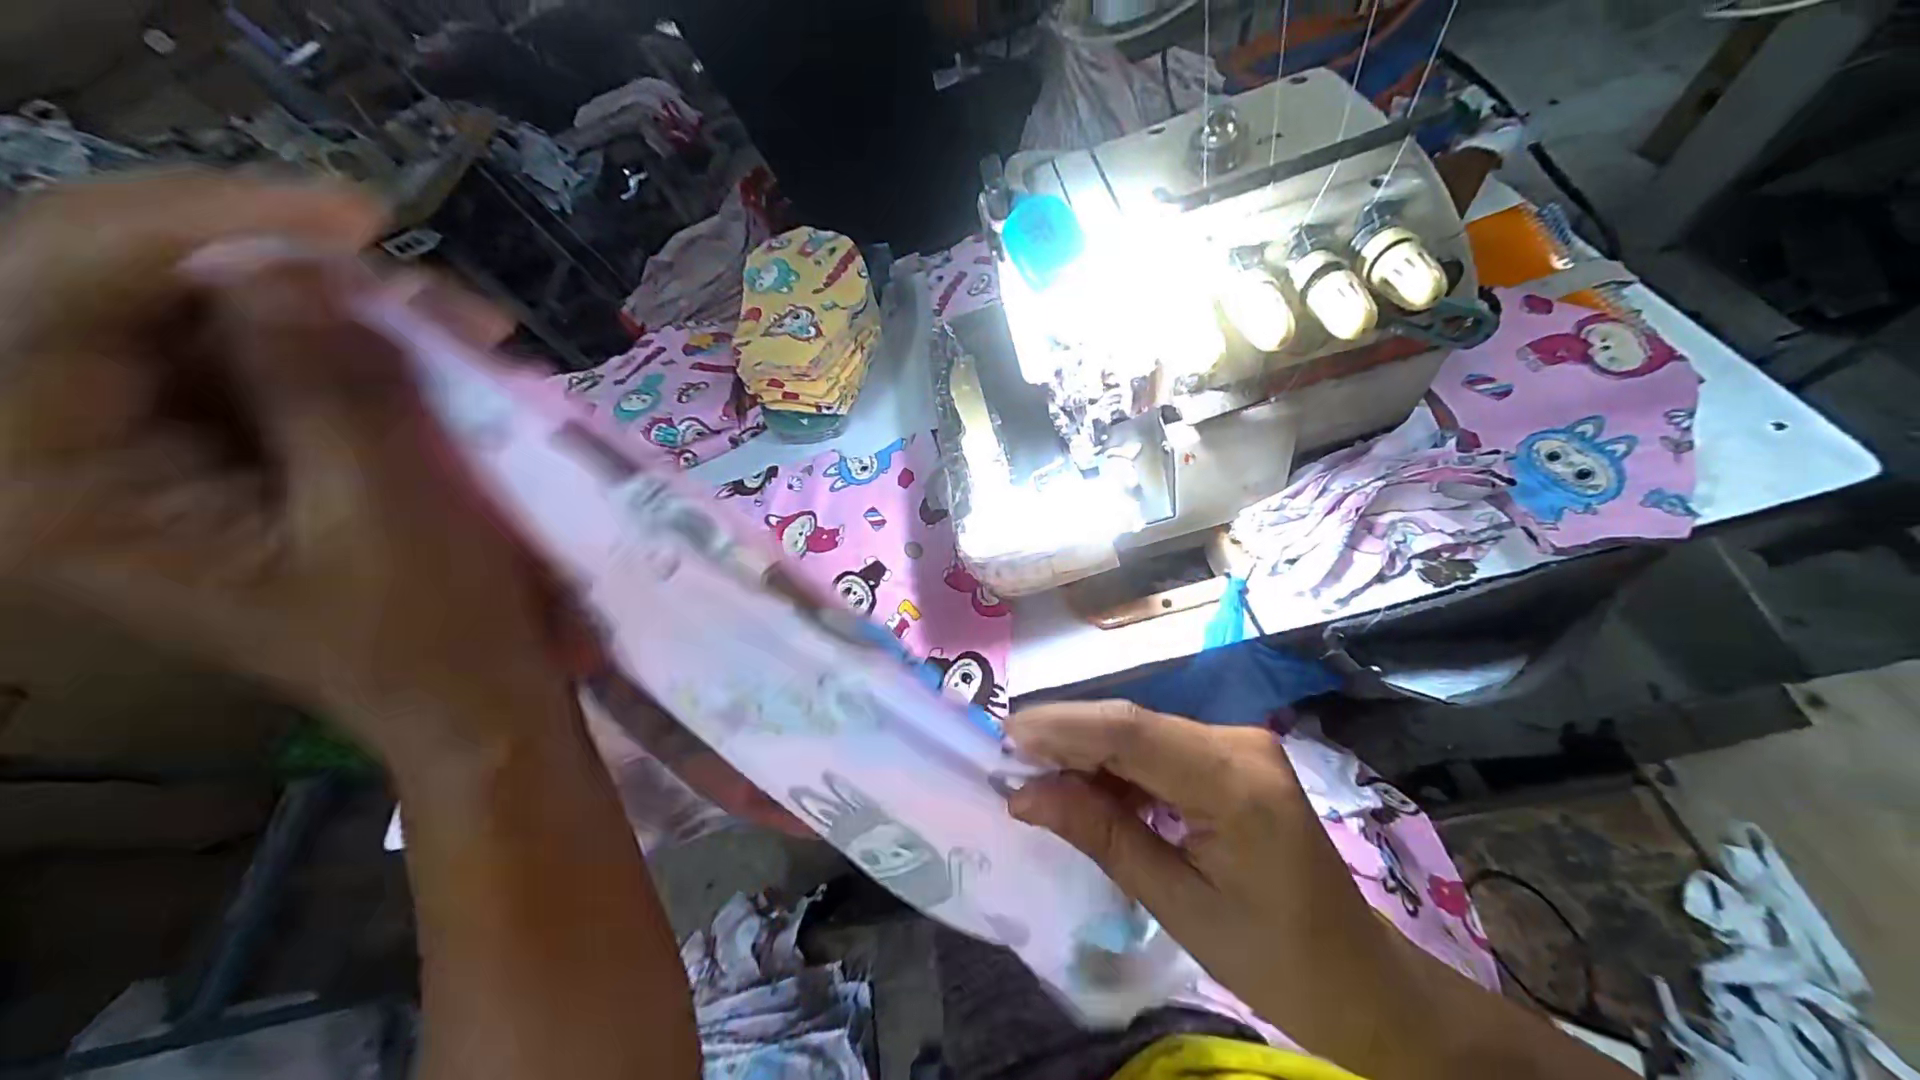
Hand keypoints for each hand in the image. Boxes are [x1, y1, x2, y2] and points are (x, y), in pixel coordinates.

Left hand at [0, 171, 575, 777]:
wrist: (478, 694)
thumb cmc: (436, 629)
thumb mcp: (389, 508)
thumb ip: (326, 383)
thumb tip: (283, 263)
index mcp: (63, 488)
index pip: (59, 296)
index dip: (199, 229)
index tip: (356, 215)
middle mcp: (85, 453)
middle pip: (139, 292)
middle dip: (293, 270)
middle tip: (418, 281)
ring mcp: (173, 448)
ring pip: (230, 318)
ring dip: (353, 308)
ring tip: (466, 328)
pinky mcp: (250, 450)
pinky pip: (291, 359)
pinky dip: (375, 347)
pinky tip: (452, 357)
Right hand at [1005, 702, 1387, 1024]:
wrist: (1360, 979)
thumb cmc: (1274, 959)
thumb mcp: (1177, 905)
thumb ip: (1101, 836)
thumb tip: (1024, 793)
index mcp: (1236, 782)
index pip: (1131, 733)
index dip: (1062, 728)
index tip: (1004, 738)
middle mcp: (1240, 743)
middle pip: (1133, 724)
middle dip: (1066, 738)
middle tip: (1008, 761)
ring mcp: (1240, 745)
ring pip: (1142, 732)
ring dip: (1088, 751)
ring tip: (1034, 775)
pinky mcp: (1234, 757)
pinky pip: (1161, 749)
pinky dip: (1118, 766)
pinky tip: (1085, 787)